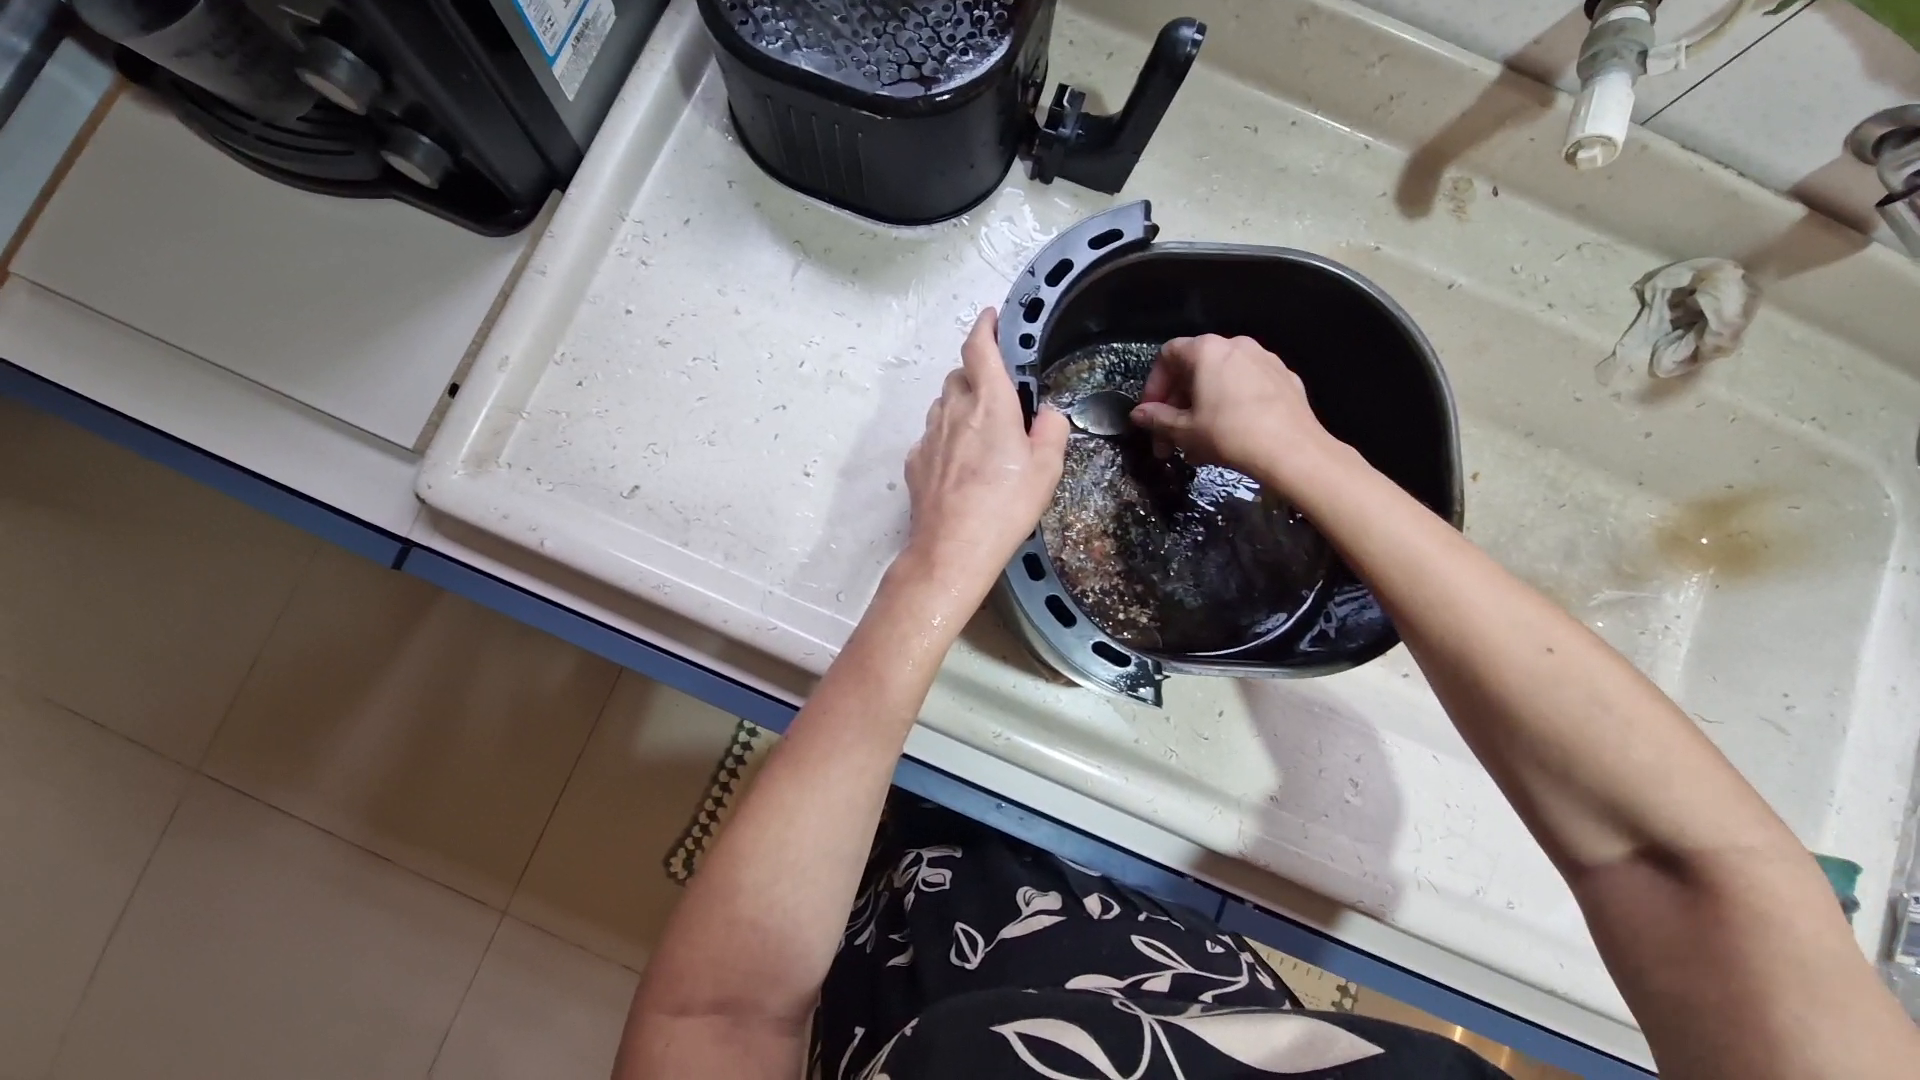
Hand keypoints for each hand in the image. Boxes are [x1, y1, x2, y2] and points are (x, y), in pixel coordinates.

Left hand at [901, 308, 1068, 599]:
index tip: (992, 318)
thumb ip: (1051, 431)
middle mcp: (953, 410)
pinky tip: (961, 462)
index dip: (985, 327)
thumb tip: (1046, 414)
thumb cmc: (1005, 506)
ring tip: (982, 431)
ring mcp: (929, 436)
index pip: (980, 348)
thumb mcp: (1047, 469)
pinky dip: (946, 437)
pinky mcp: (916, 462)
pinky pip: (932, 436)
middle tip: (999, 392)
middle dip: (978, 373)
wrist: (953, 548)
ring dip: (961, 405)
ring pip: (943, 404)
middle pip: (960, 375)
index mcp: (989, 403)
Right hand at [1130, 334, 1338, 483]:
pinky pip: (1247, 387)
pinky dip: (1231, 405)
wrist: (1292, 451)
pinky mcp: (1285, 378)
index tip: (1150, 416)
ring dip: (1202, 407)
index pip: (1168, 355)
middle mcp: (1236, 345)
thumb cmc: (1229, 434)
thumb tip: (1138, 414)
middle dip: (1177, 404)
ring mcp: (1265, 360)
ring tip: (1197, 444)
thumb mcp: (1184, 431)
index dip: (1153, 386)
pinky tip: (1231, 435)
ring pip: (1221, 379)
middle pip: (1195, 369)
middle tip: (1169, 439)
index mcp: (1207, 350)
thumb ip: (1157, 419)